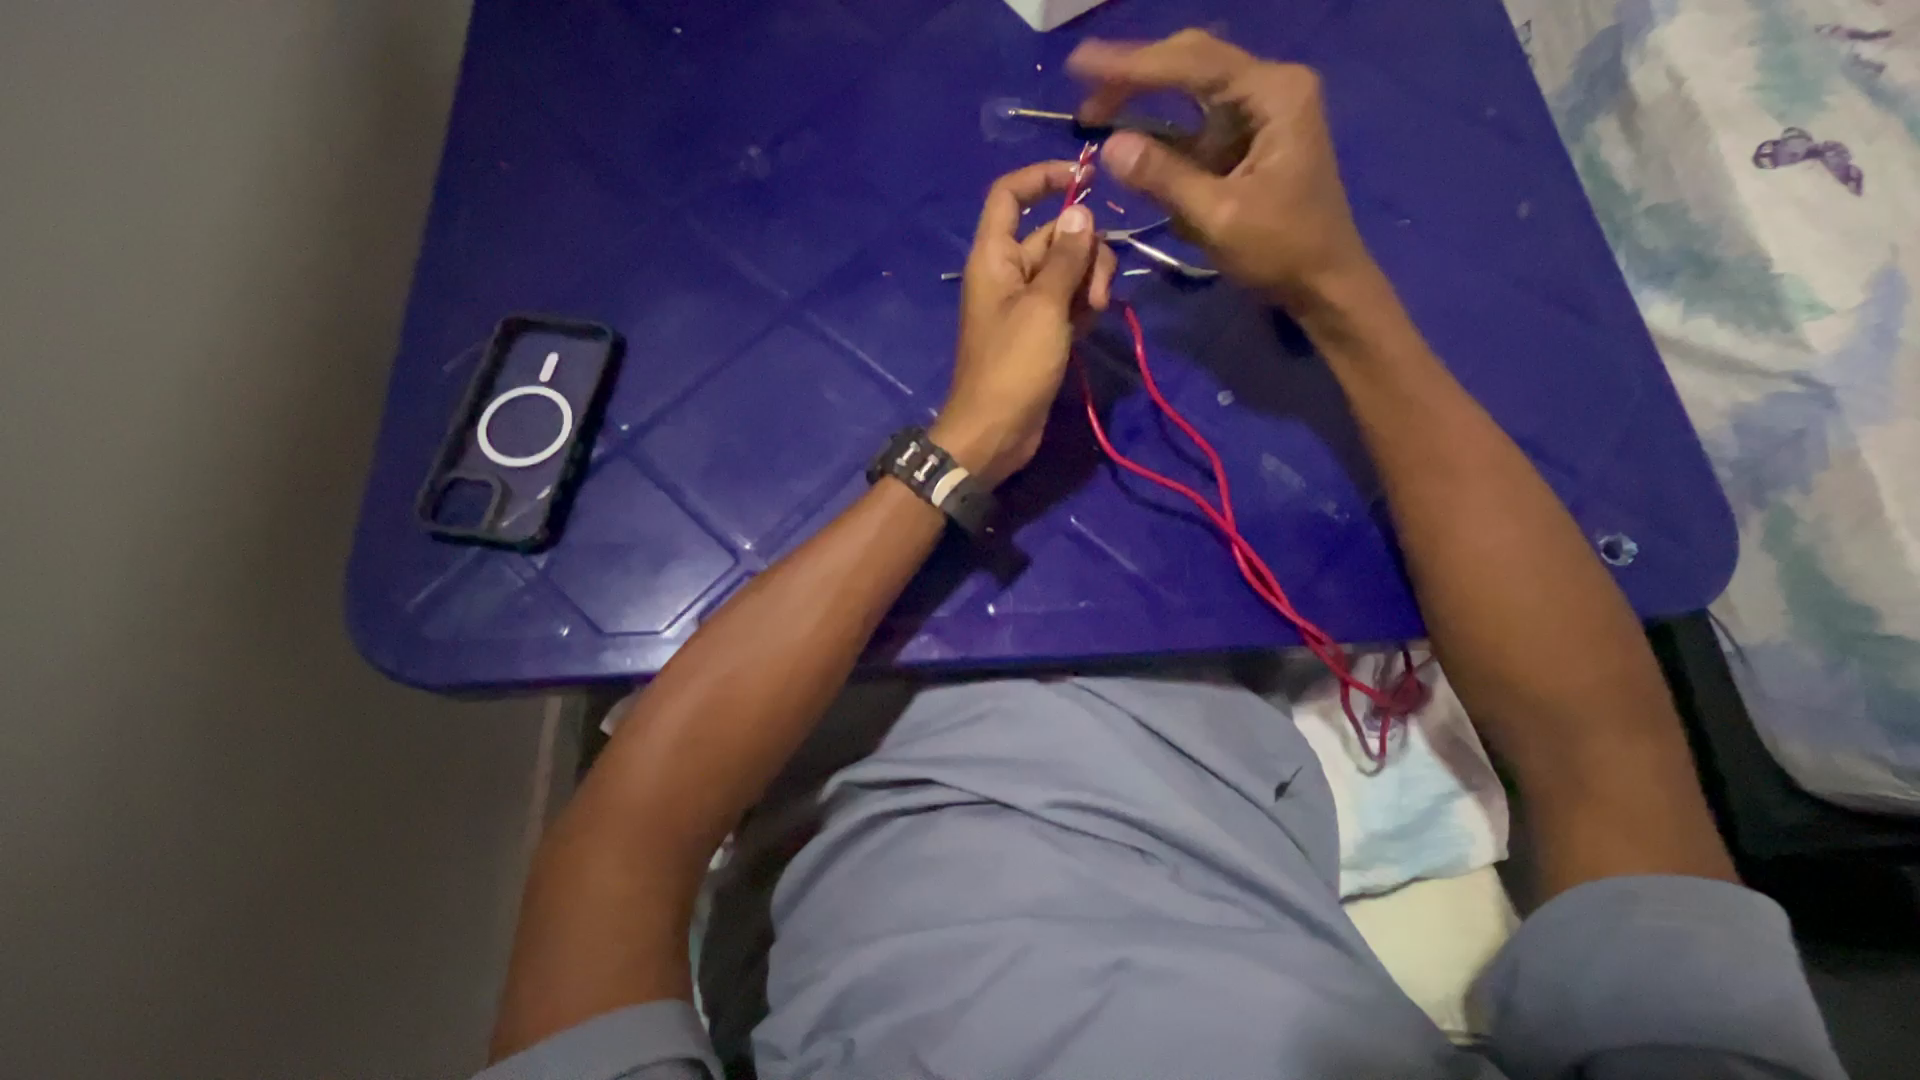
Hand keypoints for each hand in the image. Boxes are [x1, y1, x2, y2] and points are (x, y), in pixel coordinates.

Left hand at [935, 161, 1117, 489]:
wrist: (996, 432)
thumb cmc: (1012, 367)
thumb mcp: (1044, 307)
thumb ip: (1066, 257)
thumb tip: (1081, 212)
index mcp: (993, 256)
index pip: (1009, 195)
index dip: (1042, 177)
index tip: (1086, 177)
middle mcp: (1008, 272)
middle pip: (1055, 233)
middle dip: (1085, 252)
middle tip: (1095, 292)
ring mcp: (1026, 303)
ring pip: (1069, 268)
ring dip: (1089, 283)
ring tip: (1094, 315)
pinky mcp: (1042, 330)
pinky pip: (1069, 301)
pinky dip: (1083, 308)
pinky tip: (1089, 329)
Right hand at [1068, 30, 1374, 313]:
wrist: (1326, 283)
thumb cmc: (1282, 250)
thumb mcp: (1218, 217)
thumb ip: (1163, 178)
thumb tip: (1108, 147)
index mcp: (1273, 93)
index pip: (1192, 63)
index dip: (1131, 65)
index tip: (1080, 65)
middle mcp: (1270, 88)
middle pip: (1191, 63)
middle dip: (1135, 78)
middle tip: (1083, 96)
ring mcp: (1261, 112)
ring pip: (1191, 90)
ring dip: (1145, 101)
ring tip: (1095, 114)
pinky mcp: (1249, 140)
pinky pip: (1197, 124)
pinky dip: (1163, 133)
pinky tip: (1131, 141)